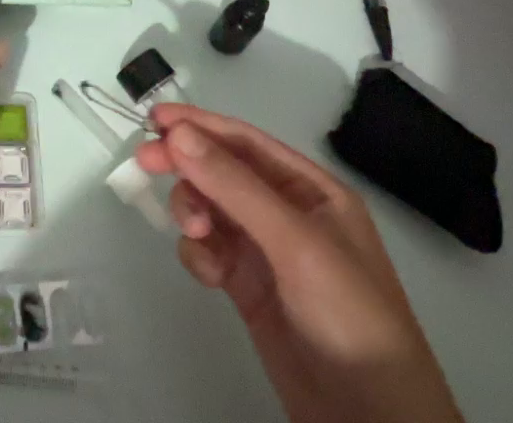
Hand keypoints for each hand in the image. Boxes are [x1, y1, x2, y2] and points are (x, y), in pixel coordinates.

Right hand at [137, 104, 462, 422]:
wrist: (369, 413)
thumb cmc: (346, 312)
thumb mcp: (294, 242)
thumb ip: (234, 186)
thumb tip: (177, 135)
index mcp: (310, 190)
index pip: (246, 142)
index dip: (200, 126)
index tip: (154, 120)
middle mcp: (286, 212)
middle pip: (221, 172)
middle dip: (186, 167)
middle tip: (143, 163)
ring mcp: (264, 251)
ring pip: (209, 210)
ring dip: (193, 212)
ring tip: (195, 235)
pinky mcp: (246, 286)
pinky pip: (208, 251)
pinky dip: (199, 255)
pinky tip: (209, 274)